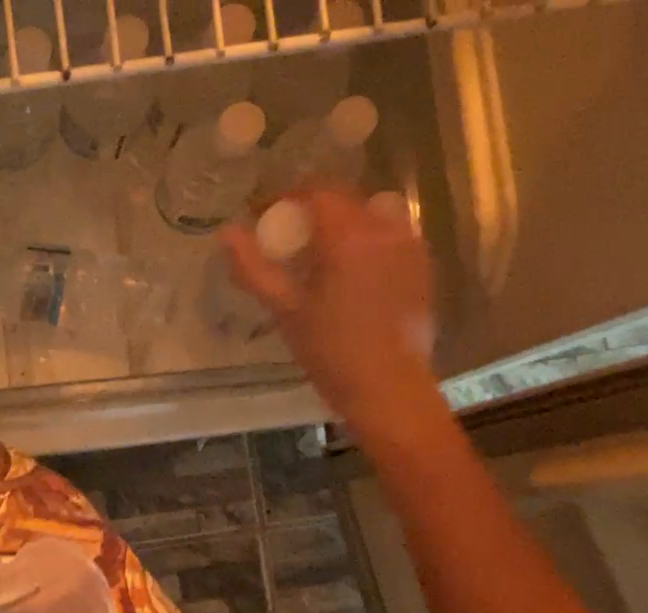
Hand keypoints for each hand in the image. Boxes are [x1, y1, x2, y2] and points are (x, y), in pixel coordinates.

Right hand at [221, 190, 439, 424]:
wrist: (387, 386)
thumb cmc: (329, 351)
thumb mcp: (284, 310)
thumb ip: (254, 268)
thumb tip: (226, 233)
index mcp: (348, 235)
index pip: (316, 190)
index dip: (286, 195)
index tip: (262, 213)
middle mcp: (385, 228)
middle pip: (345, 198)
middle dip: (313, 209)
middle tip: (286, 236)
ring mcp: (409, 244)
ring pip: (371, 212)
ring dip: (343, 221)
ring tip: (321, 253)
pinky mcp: (421, 264)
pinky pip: (391, 234)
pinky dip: (367, 239)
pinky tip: (350, 272)